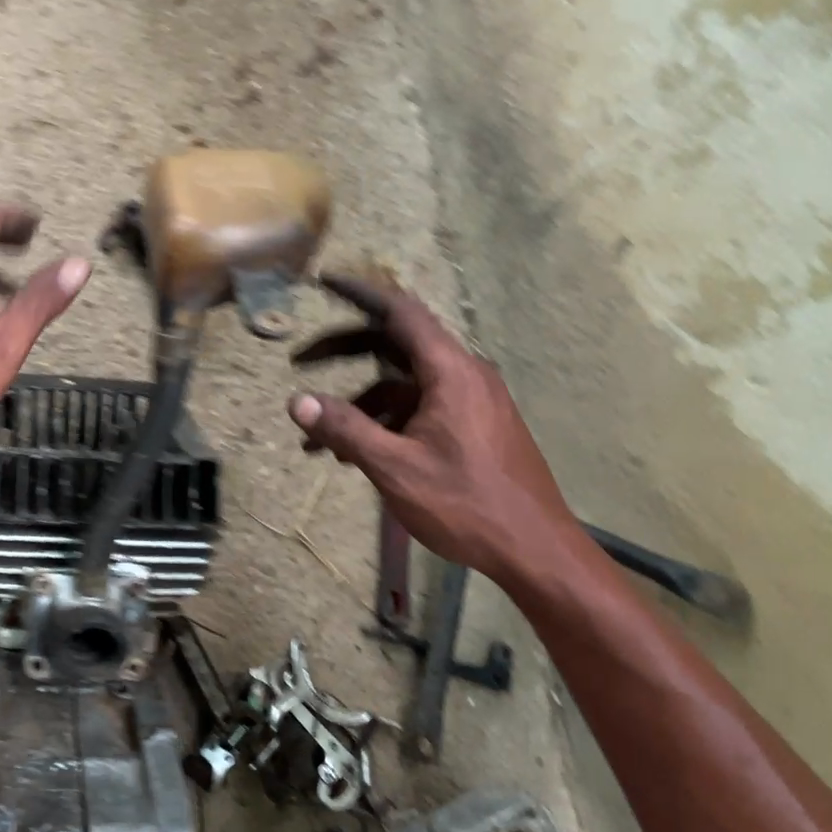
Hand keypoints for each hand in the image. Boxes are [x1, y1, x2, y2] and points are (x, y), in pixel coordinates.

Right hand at [287, 275, 577, 582]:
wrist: (535, 550)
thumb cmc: (466, 504)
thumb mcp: (395, 467)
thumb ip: (345, 430)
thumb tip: (297, 401)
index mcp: (450, 372)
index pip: (400, 313)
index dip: (359, 294)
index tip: (324, 282)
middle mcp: (464, 375)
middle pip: (396, 344)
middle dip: (345, 350)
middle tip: (300, 361)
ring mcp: (471, 401)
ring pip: (403, 383)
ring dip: (360, 401)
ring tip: (318, 440)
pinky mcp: (473, 426)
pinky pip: (419, 407)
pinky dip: (384, 420)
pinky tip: (356, 455)